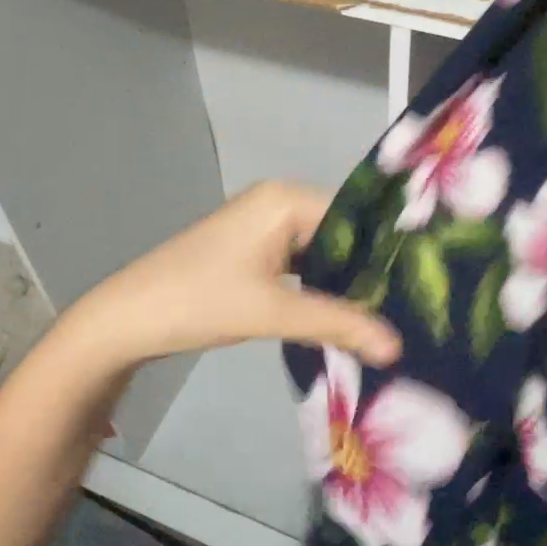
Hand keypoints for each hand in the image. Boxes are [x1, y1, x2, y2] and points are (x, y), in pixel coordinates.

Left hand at [60, 181, 400, 368]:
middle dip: (366, 269)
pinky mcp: (252, 251)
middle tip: (410, 306)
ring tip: (388, 314)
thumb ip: (337, 324)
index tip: (420, 285)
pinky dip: (318, 286)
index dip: (384, 251)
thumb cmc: (199, 301)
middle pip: (339, 232)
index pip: (354, 216)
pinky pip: (299, 263)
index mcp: (284, 199)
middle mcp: (277, 202)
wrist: (127, 319)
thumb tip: (397, 346)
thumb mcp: (273, 312)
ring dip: (343, 281)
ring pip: (319, 250)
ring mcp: (262, 226)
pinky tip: (344, 314)